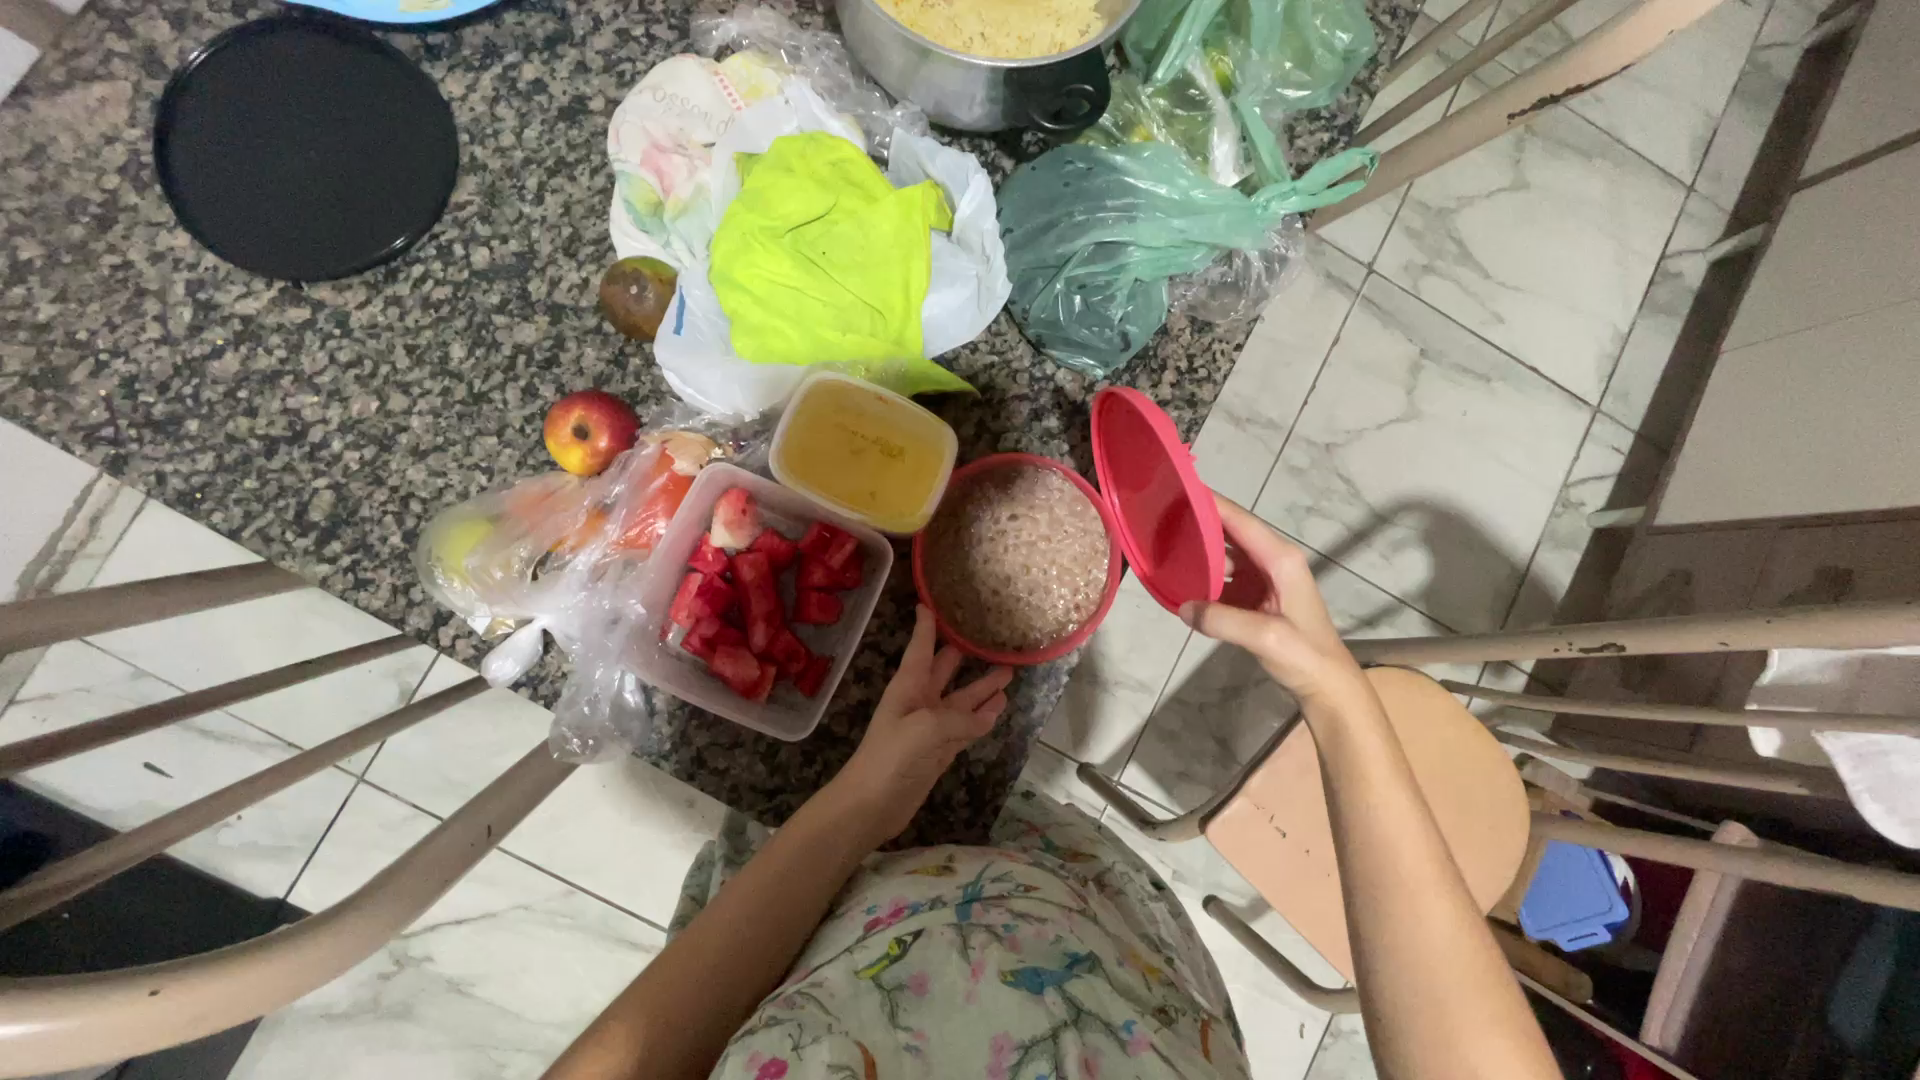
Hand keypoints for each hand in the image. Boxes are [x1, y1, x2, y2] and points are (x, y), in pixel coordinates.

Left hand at [828, 605, 1013, 846]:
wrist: (870, 805)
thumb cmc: (890, 758)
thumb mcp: (926, 730)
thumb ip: (959, 718)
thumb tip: (986, 716)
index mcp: (908, 687)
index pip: (921, 648)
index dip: (926, 627)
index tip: (929, 604)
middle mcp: (920, 701)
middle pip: (945, 671)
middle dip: (964, 655)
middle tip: (987, 639)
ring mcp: (930, 728)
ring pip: (961, 701)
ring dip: (982, 689)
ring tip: (1007, 675)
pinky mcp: (938, 752)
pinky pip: (964, 728)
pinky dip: (981, 719)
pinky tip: (998, 710)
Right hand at [1178, 493, 1369, 707]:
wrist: (1327, 686)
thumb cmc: (1306, 656)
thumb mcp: (1267, 637)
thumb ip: (1223, 620)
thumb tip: (1183, 608)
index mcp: (1281, 560)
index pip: (1239, 520)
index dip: (1210, 503)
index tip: (1176, 489)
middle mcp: (1272, 561)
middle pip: (1229, 531)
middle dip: (1197, 522)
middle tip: (1157, 517)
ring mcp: (1262, 579)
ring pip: (1224, 554)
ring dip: (1197, 549)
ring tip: (1161, 542)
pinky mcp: (1253, 597)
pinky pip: (1222, 577)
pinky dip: (1201, 574)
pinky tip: (1177, 577)